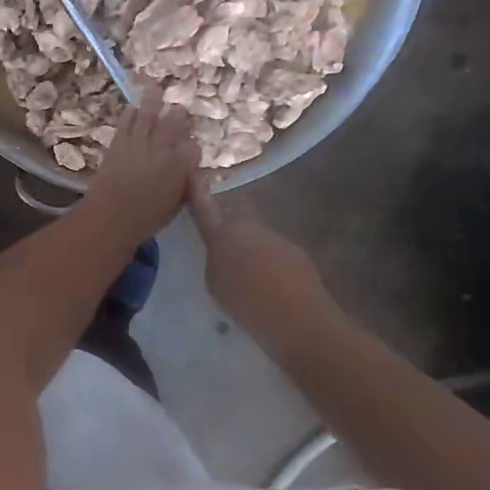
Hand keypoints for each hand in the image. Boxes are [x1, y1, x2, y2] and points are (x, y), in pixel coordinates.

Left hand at [81, 92, 197, 240]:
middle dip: (177, 115)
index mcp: (179, 168)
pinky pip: (125, 124)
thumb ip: (183, 184)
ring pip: (147, 118)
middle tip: (179, 108)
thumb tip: (187, 171)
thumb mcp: (174, 205)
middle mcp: (160, 151)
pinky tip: (132, 106)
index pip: (192, 148)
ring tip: (155, 88)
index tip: (190, 146)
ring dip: (152, 102)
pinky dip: (129, 114)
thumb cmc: (145, 218)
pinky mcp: (117, 145)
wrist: (109, 217)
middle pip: (172, 126)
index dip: (191, 146)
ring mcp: (137, 145)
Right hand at [187, 189, 335, 328]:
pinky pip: (276, 255)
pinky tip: (271, 288)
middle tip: (225, 254)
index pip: (203, 208)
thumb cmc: (245, 301)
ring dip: (252, 253)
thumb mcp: (215, 282)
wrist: (298, 317)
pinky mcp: (298, 253)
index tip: (191, 172)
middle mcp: (249, 228)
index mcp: (221, 234)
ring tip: (250, 280)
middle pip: (235, 222)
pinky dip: (271, 267)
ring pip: (256, 240)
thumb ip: (215, 260)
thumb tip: (224, 253)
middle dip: (229, 232)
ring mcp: (276, 238)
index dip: (196, 190)